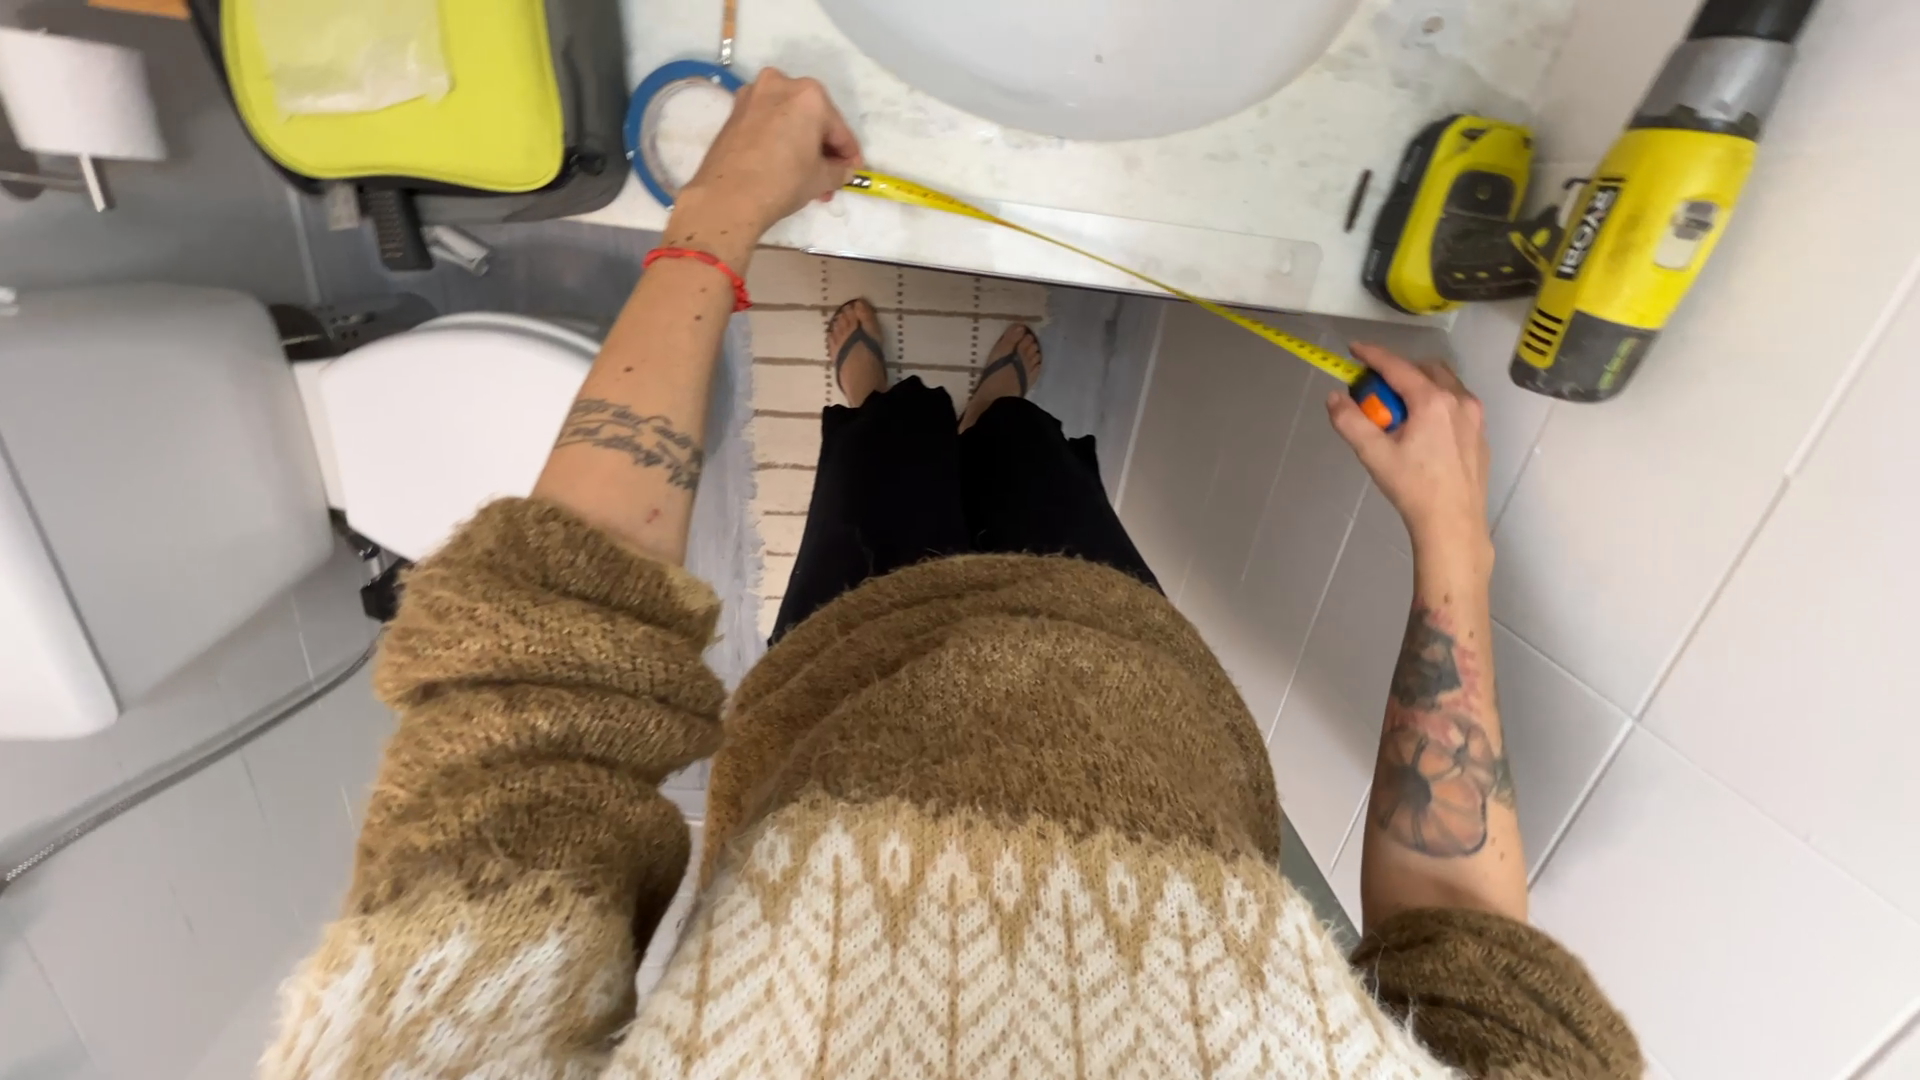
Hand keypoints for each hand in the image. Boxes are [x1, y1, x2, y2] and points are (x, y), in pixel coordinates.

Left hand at [669, 70, 862, 255]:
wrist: (729, 196)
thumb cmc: (783, 182)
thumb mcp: (821, 180)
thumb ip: (839, 171)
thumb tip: (844, 170)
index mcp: (810, 95)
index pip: (839, 129)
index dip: (849, 154)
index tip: (853, 171)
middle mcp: (781, 83)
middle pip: (813, 119)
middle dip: (823, 149)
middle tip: (829, 177)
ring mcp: (754, 94)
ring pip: (789, 119)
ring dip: (802, 145)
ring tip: (807, 177)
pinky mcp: (736, 110)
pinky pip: (769, 122)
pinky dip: (780, 140)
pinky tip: (784, 165)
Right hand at [1326, 344, 1492, 572]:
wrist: (1452, 520)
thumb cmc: (1412, 486)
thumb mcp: (1373, 454)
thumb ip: (1350, 422)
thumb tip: (1334, 397)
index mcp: (1431, 401)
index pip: (1397, 367)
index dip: (1373, 355)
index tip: (1354, 349)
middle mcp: (1458, 400)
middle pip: (1425, 369)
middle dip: (1398, 371)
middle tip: (1374, 390)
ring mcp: (1474, 416)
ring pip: (1444, 384)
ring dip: (1418, 386)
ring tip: (1398, 410)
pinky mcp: (1480, 432)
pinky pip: (1456, 403)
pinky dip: (1435, 402)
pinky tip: (1421, 428)